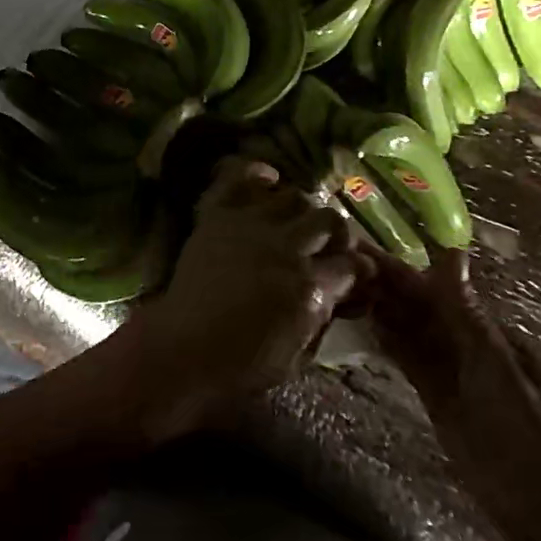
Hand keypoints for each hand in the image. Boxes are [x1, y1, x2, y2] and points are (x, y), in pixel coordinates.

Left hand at [122, 158, 372, 439]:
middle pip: (329, 221)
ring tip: (298, 221)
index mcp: (309, 287)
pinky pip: (241, 179)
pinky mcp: (219, 216)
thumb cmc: (240, 366)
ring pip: (294, 196)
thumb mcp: (297, 357)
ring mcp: (252, 225)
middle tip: (329, 246)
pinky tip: (269, 181)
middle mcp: (286, 248)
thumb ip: (323, 319)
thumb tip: (343, 295)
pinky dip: (257, 174)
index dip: (358, 269)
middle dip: (337, 234)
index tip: (356, 274)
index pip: (351, 264)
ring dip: (303, 209)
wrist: (181, 350)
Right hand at [366, 247, 540, 540]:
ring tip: (342, 288)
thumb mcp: (501, 370)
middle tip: (339, 264)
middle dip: (386, 286)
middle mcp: (468, 345)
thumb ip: (468, 316)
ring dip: (384, 312)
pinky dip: (391, 345)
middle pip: (421, 308)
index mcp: (489, 330)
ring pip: (413, 334)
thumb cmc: (538, 434)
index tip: (363, 248)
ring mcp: (454, 376)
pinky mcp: (441, 405)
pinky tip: (366, 329)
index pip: (436, 289)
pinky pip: (412, 365)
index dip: (401, 270)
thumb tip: (451, 252)